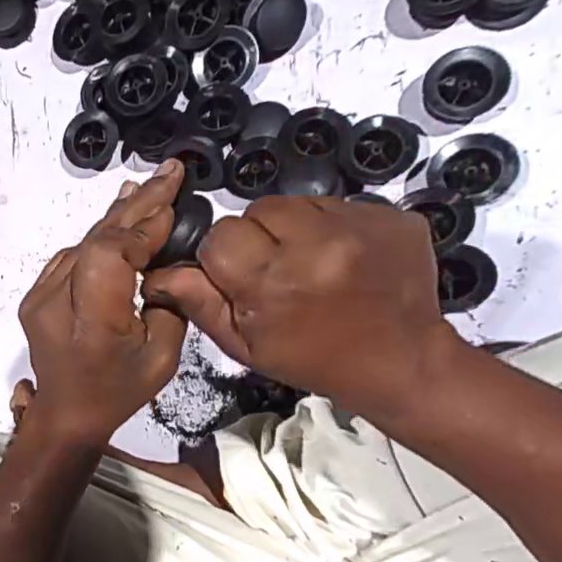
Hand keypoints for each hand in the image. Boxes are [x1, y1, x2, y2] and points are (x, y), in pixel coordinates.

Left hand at [18, 161, 189, 444]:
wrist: (66, 413)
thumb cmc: (117, 391)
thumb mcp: (161, 358)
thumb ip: (169, 305)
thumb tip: (168, 263)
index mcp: (92, 323)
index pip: (112, 255)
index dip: (144, 226)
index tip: (172, 200)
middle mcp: (57, 303)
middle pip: (97, 239)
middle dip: (137, 206)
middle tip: (168, 174)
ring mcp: (41, 297)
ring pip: (84, 243)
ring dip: (118, 216)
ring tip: (149, 188)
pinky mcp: (36, 295)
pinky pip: (72, 256)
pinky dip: (99, 236)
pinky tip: (118, 216)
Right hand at [142, 196, 462, 409]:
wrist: (399, 361)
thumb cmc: (313, 361)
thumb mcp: (247, 347)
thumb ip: (202, 304)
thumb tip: (163, 274)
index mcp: (272, 282)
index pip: (220, 236)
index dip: (224, 257)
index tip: (242, 279)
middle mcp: (314, 244)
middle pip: (257, 210)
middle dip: (258, 237)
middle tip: (278, 272)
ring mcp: (357, 225)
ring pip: (297, 201)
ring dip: (294, 227)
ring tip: (312, 264)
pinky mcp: (388, 215)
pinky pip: (339, 204)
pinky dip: (332, 227)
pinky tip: (343, 259)